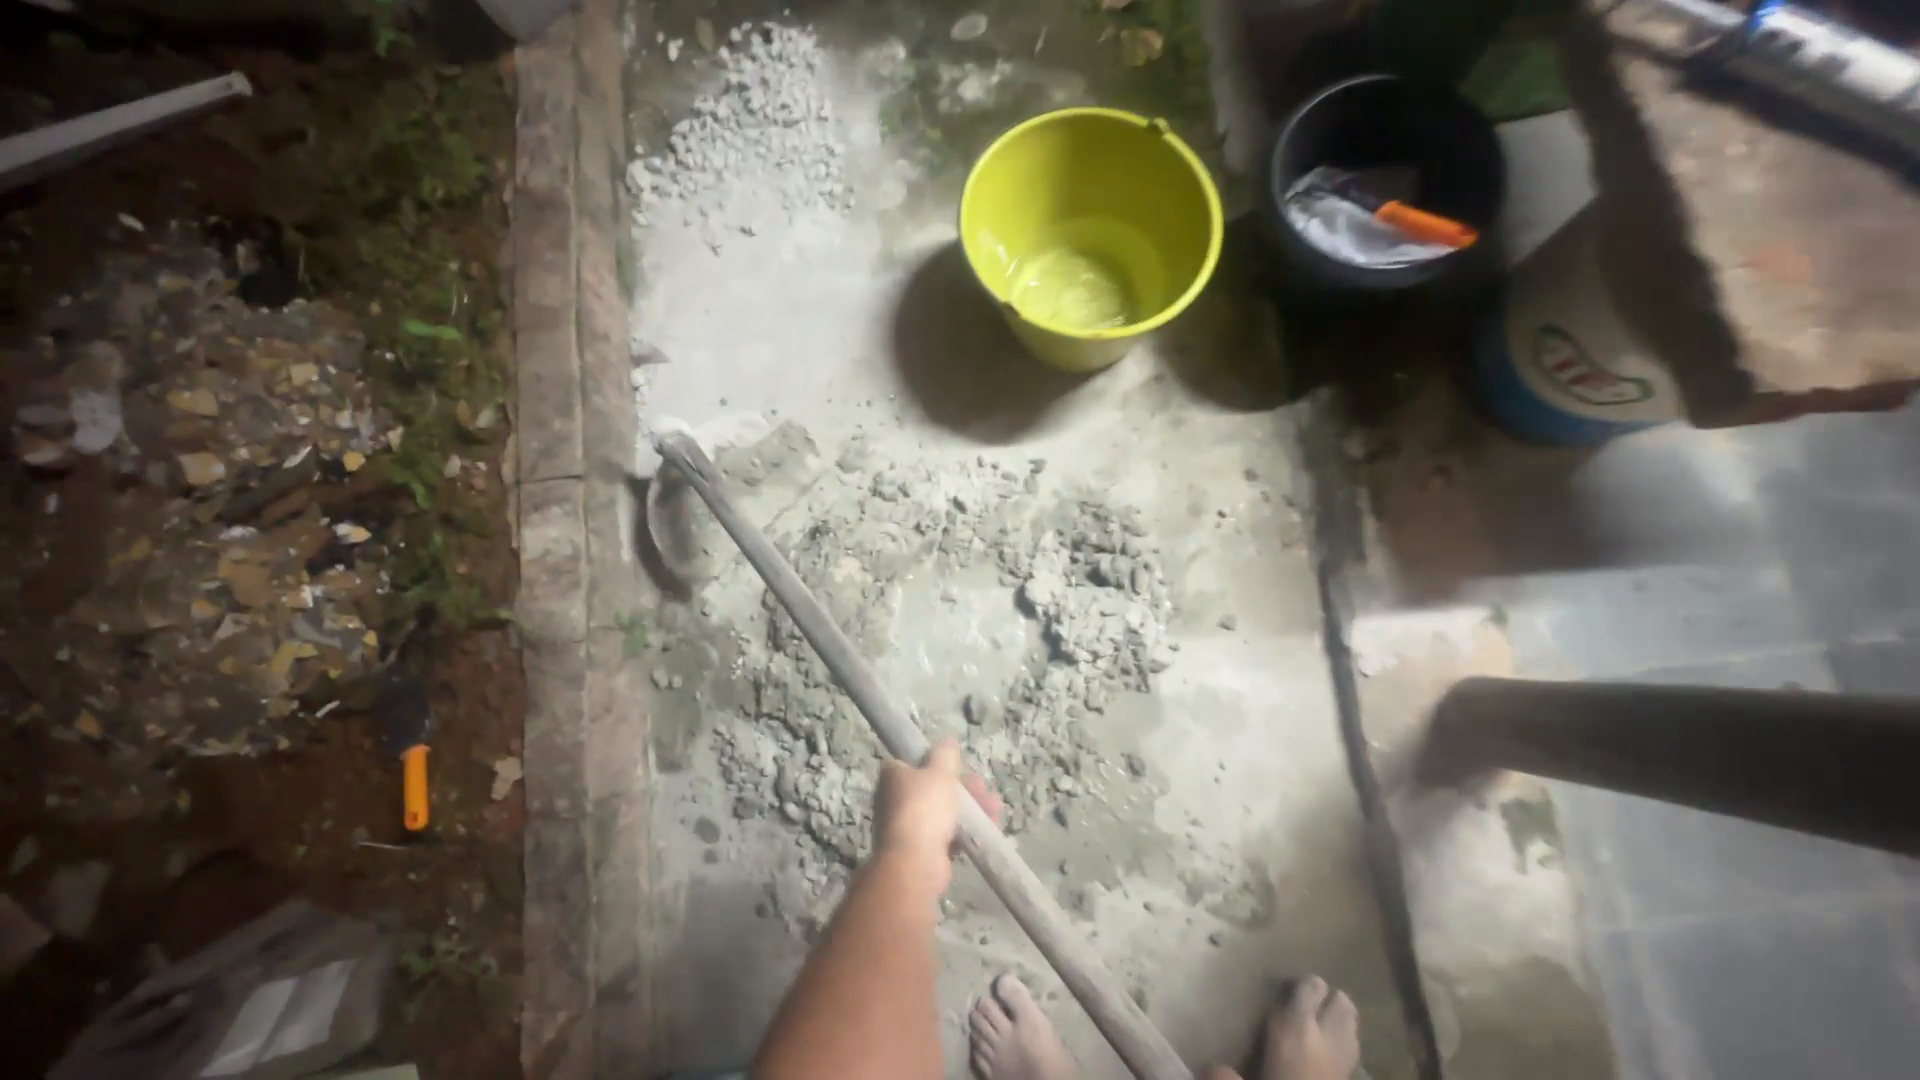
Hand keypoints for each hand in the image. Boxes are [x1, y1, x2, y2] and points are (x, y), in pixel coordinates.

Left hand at [872, 739, 1002, 890]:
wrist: (914, 862)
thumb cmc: (924, 808)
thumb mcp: (940, 772)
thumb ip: (945, 754)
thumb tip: (948, 740)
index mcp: (892, 776)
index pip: (913, 761)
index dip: (937, 762)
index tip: (958, 766)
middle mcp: (895, 799)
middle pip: (934, 787)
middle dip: (964, 788)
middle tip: (984, 789)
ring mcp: (907, 826)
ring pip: (943, 811)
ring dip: (971, 808)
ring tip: (995, 810)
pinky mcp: (921, 849)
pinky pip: (947, 834)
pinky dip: (966, 831)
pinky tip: (989, 828)